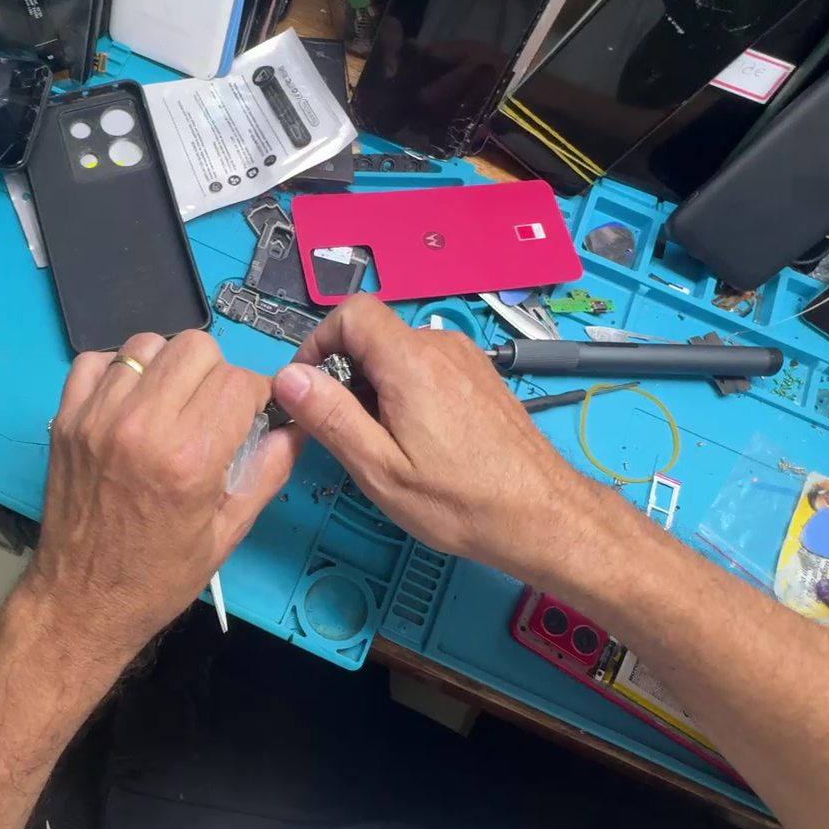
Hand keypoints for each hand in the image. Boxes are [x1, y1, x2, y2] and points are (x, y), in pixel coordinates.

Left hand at [24, 330, 298, 667]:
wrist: (83, 602)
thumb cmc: (160, 577)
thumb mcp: (228, 533)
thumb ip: (269, 472)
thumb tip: (297, 427)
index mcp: (190, 458)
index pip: (239, 382)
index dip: (257, 393)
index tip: (253, 413)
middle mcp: (142, 426)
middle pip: (196, 347)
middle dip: (217, 373)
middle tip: (212, 410)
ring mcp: (97, 418)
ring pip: (148, 344)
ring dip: (170, 368)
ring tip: (171, 406)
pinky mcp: (65, 420)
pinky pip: (97, 361)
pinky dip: (120, 372)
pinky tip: (131, 403)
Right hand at [270, 294, 604, 579]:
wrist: (541, 516)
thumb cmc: (460, 501)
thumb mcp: (379, 468)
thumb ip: (330, 416)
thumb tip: (287, 377)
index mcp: (411, 363)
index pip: (350, 313)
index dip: (318, 343)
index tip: (309, 387)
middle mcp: (440, 348)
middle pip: (372, 334)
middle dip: (344, 374)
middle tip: (346, 430)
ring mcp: (464, 359)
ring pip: (396, 352)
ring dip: (373, 386)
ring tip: (383, 441)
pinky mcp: (478, 376)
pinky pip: (424, 366)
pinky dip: (402, 391)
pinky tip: (415, 437)